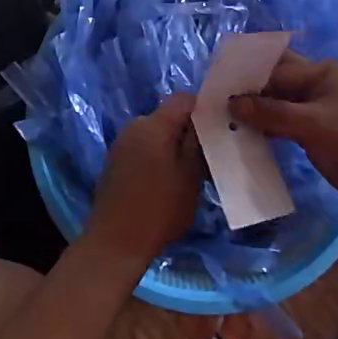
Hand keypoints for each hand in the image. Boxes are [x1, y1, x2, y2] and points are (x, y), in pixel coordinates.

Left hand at [84, 93, 205, 267]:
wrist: (117, 238)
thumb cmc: (160, 207)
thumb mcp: (190, 175)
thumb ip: (197, 142)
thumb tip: (205, 118)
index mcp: (152, 125)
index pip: (182, 99)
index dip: (204, 108)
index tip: (222, 126)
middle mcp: (133, 126)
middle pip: (168, 116)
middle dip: (189, 129)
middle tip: (211, 152)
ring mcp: (121, 143)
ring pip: (155, 132)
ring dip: (173, 144)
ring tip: (193, 168)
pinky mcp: (116, 160)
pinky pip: (143, 146)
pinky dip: (158, 154)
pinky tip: (169, 177)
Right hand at [228, 51, 337, 202]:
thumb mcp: (312, 124)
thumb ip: (270, 112)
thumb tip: (231, 103)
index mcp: (321, 72)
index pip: (276, 69)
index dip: (248, 79)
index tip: (218, 88)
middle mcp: (317, 85)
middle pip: (275, 82)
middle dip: (249, 90)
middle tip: (217, 98)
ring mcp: (315, 108)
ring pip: (276, 103)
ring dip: (254, 111)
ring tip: (224, 118)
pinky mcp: (313, 130)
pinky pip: (282, 122)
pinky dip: (265, 127)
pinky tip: (244, 134)